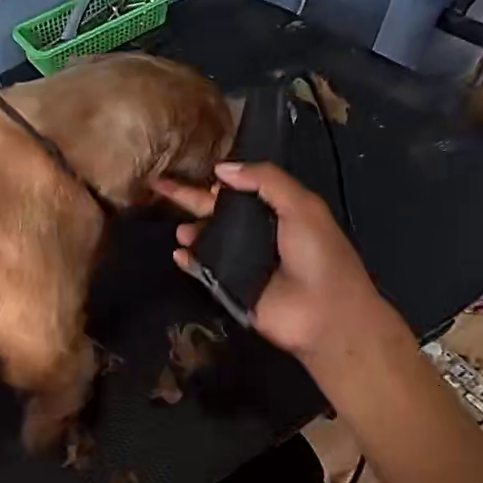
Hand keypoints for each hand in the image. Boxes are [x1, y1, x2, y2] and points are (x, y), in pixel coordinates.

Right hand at [153, 161, 398, 361]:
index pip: (242, 189)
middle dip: (190, 197)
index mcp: (278, 211)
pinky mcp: (230, 287)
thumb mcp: (301, 205)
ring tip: (181, 229)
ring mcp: (241, 262)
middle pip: (217, 210)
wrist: (324, 313)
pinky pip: (203, 269)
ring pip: (207, 239)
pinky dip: (189, 260)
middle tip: (159, 184)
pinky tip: (180, 253)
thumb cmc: (318, 254)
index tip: (205, 172)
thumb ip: (265, 180)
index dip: (223, 180)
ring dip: (191, 229)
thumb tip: (220, 170)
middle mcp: (257, 234)